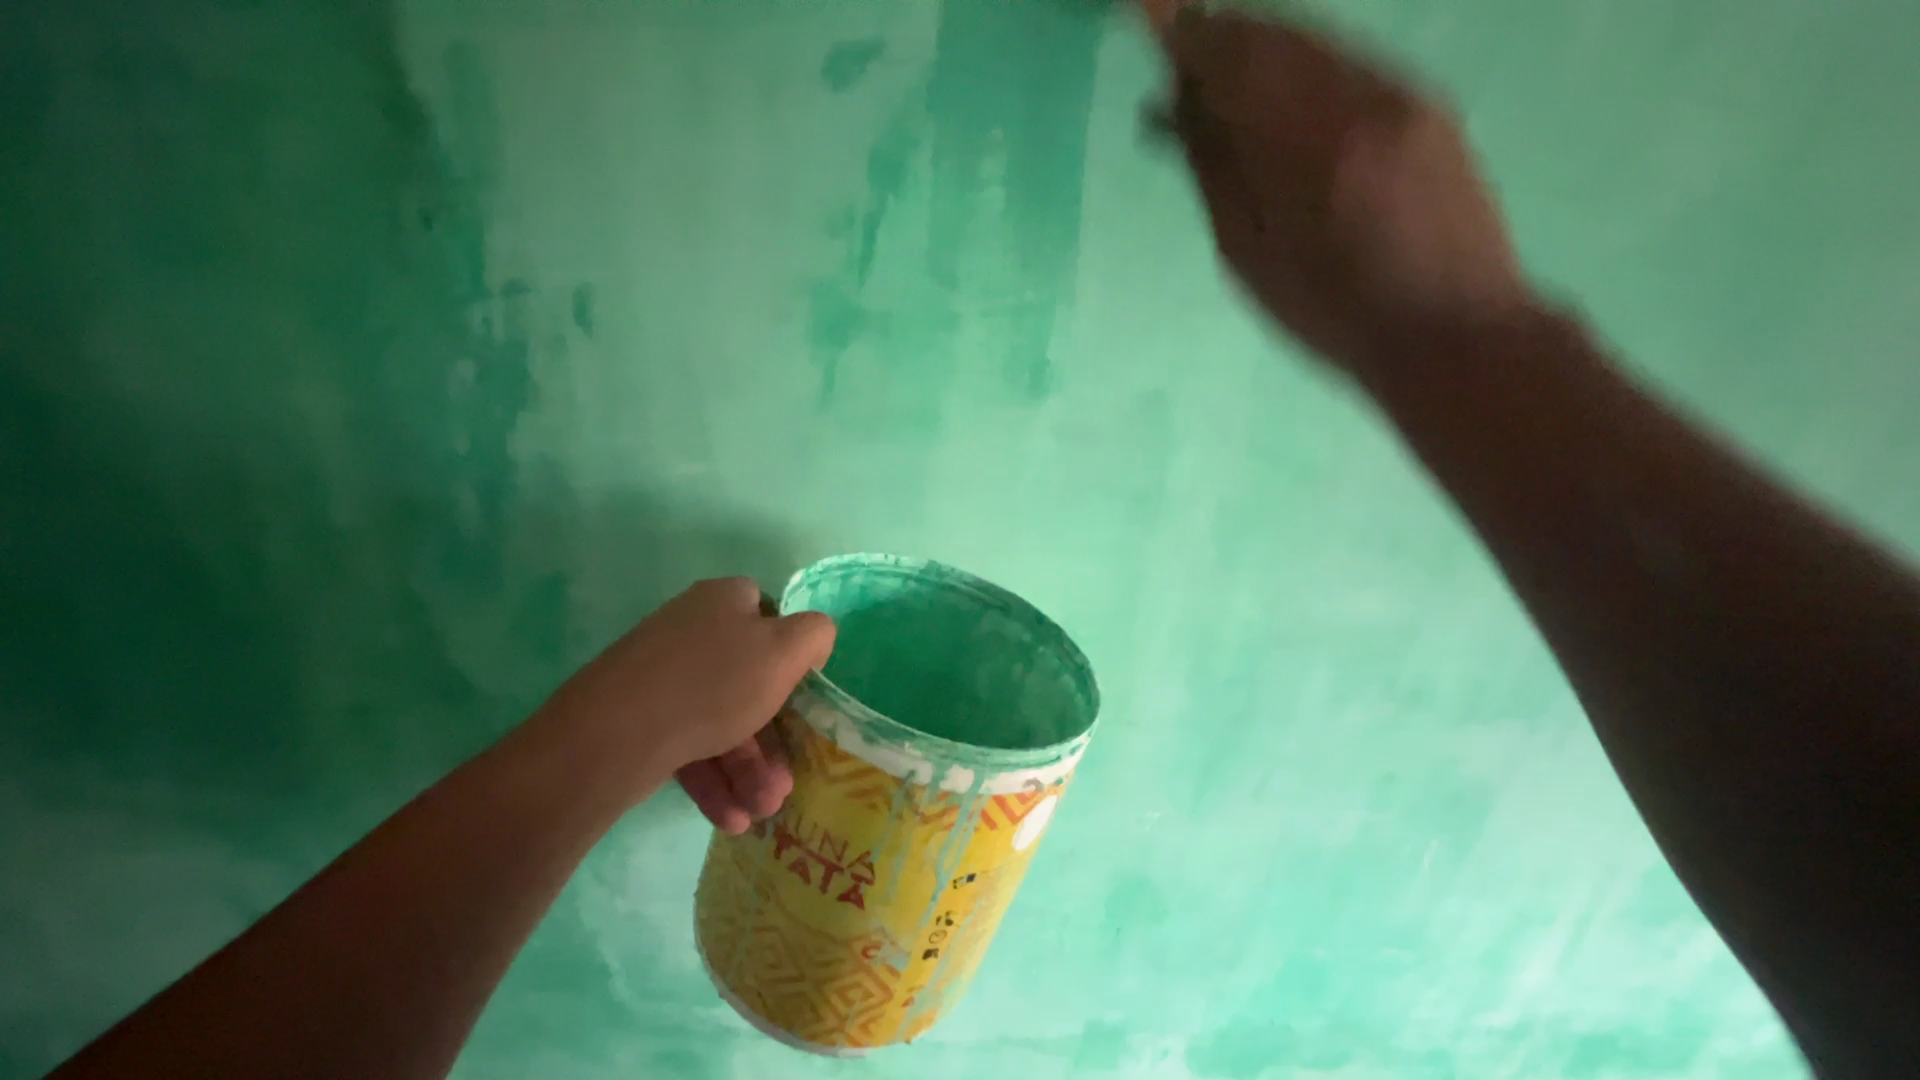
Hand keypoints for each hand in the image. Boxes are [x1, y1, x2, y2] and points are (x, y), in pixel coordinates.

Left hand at [539, 577, 835, 831]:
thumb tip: (811, 637)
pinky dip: (713, 779)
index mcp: (724, 602)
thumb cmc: (714, 684)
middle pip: (748, 681)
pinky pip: (689, 744)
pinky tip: (730, 819)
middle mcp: (692, 631)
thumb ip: (814, 634)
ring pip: (720, 721)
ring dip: (748, 770)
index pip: (766, 612)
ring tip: (761, 811)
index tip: (802, 690)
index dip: (790, 649)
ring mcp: (662, 676)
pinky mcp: (639, 718)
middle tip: (785, 783)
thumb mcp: (784, 651)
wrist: (616, 734)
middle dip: (773, 740)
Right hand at [1145, 1, 1534, 375]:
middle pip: (1278, 35)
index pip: (1235, 58)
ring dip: (1264, 48)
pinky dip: (1307, 66)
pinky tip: (1284, 96)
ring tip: (1225, 76)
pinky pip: (1352, 62)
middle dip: (1224, 34)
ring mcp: (1404, 94)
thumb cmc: (1330, 314)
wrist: (1450, 331)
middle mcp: (1361, 97)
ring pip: (1317, 43)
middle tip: (1182, 50)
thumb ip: (1214, 171)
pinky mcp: (1430, 103)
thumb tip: (1177, 106)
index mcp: (1307, 143)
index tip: (1153, 22)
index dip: (1189, 35)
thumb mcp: (1249, 257)